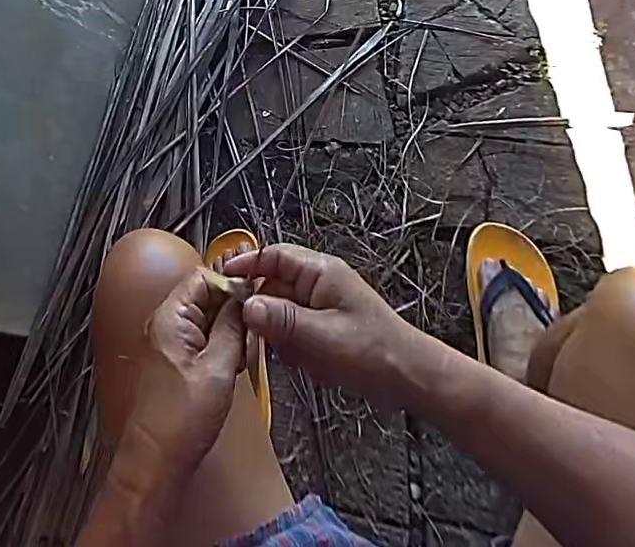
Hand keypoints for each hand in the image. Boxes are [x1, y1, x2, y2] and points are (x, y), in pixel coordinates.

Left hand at [119, 267, 248, 478]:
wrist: (155, 464)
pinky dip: (218, 347)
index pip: (204, 277)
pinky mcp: (172, 360)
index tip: (253, 300)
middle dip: (231, 312)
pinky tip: (229, 367)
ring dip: (227, 332)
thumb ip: (233, 326)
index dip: (232, 285)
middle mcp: (164, 323)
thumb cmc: (180, 421)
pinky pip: (200, 339)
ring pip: (205, 318)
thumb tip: (244, 298)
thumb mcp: (219, 367)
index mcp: (170, 316)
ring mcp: (166, 341)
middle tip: (248, 336)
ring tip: (239, 356)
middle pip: (205, 296)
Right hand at [223, 243, 423, 405]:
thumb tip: (246, 305)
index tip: (223, 280)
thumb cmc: (373, 350)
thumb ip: (283, 320)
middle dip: (261, 308)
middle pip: (272, 284)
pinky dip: (289, 344)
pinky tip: (300, 361)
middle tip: (250, 333)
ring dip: (276, 332)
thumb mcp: (323, 336)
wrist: (411, 378)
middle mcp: (317, 282)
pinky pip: (292, 328)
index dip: (246, 264)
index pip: (273, 255)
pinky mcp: (322, 326)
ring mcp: (320, 304)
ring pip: (279, 309)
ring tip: (287, 353)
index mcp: (320, 271)